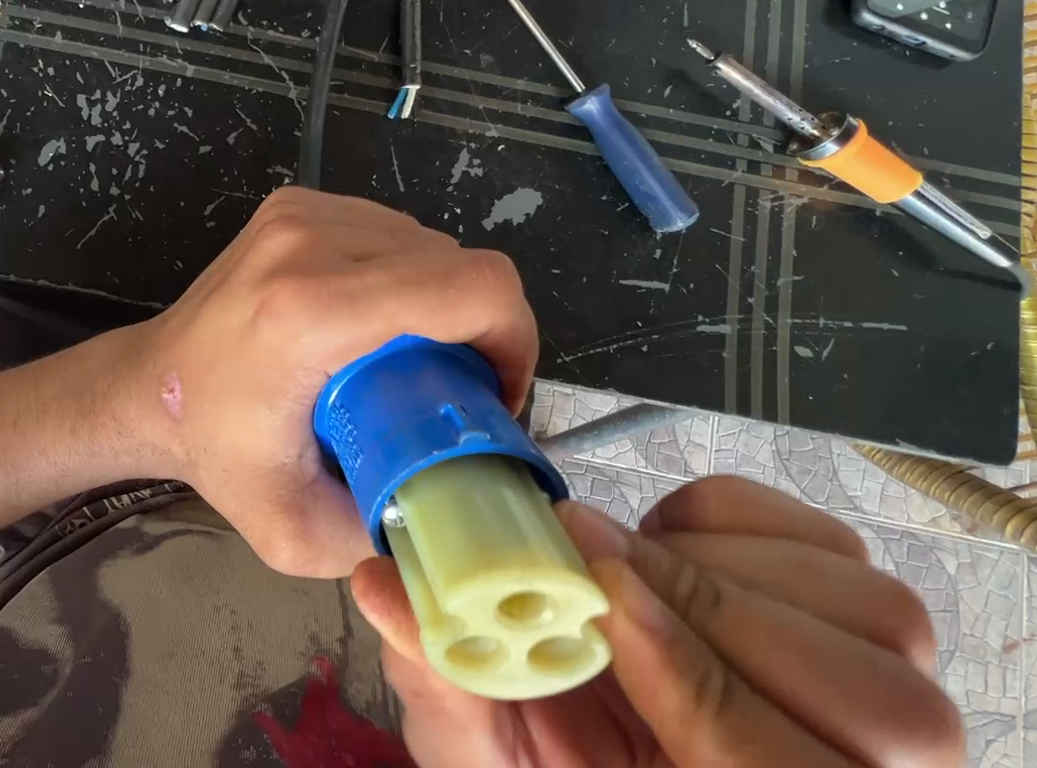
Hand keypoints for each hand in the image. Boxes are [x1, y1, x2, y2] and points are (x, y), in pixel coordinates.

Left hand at [123, 186, 537, 578]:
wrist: (148, 387)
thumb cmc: (215, 451)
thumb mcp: (294, 530)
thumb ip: (384, 539)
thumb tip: (462, 524)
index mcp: (311, 313)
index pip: (471, 288)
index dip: (514, 339)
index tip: (493, 393)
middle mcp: (305, 244)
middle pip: (456, 262)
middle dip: (479, 327)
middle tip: (452, 388)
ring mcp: (295, 213)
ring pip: (425, 241)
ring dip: (441, 298)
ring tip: (414, 356)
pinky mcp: (290, 205)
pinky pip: (386, 228)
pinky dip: (401, 270)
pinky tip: (377, 316)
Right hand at [352, 475, 962, 767]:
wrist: (589, 734)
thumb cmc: (540, 758)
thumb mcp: (476, 741)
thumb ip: (438, 673)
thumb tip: (379, 582)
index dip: (704, 688)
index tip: (599, 600)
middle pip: (882, 709)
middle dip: (712, 609)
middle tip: (589, 550)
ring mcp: (869, 693)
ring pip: (876, 617)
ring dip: (727, 563)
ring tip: (619, 554)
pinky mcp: (847, 612)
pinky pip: (837, 548)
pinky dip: (740, 518)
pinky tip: (663, 536)